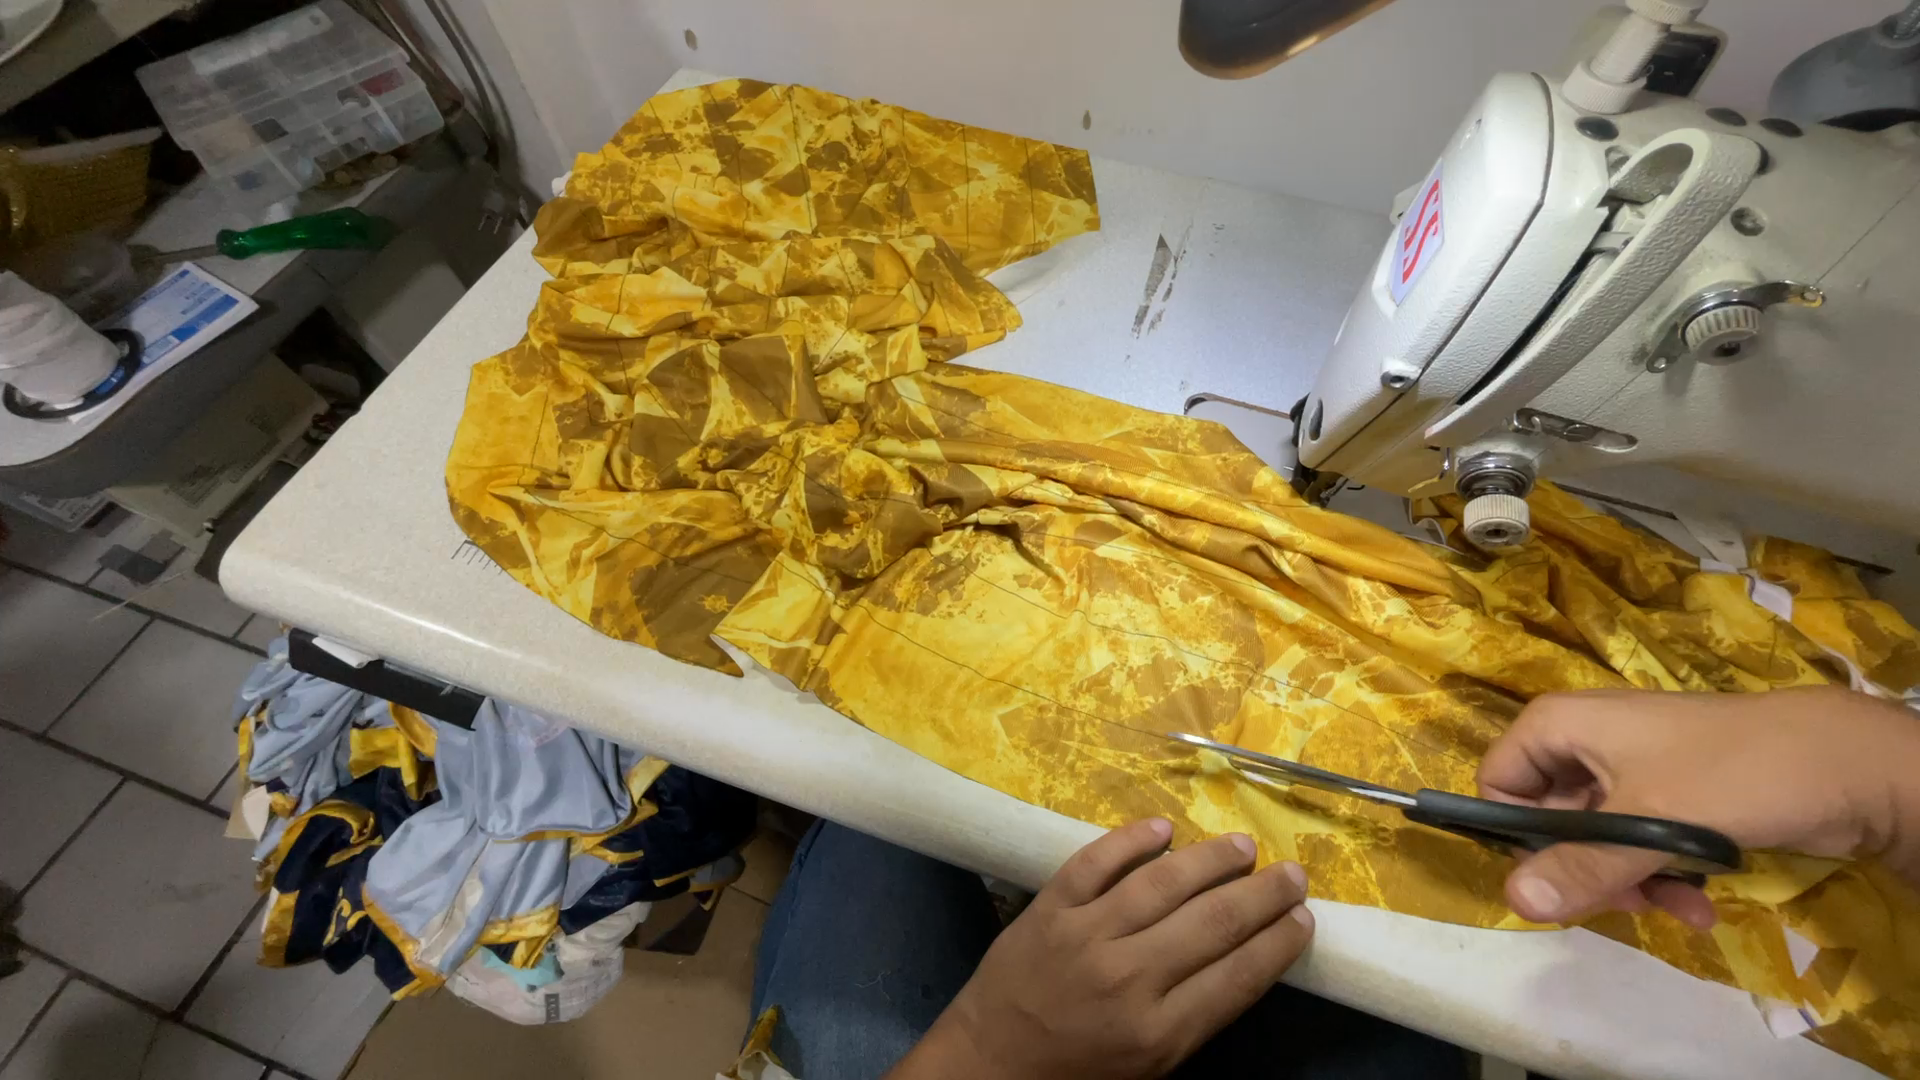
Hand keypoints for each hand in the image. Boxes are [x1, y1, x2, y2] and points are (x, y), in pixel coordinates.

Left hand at [886, 819, 1312, 1079]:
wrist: (989, 1062)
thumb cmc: (1076, 1072)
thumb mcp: (1148, 1066)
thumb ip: (1192, 1015)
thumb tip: (1238, 958)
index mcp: (1160, 1033)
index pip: (1237, 978)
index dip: (1277, 943)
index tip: (1304, 918)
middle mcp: (1129, 977)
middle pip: (1211, 924)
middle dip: (1260, 897)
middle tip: (1292, 873)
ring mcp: (1085, 933)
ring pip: (1160, 884)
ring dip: (1208, 860)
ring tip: (1243, 845)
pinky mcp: (1050, 905)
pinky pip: (1095, 862)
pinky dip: (1130, 840)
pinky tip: (1163, 827)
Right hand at [1478, 686, 1919, 928]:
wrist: (1855, 761)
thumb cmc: (1731, 771)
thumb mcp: (1651, 823)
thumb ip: (1581, 867)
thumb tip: (1515, 903)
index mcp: (1553, 726)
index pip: (1497, 784)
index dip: (1519, 836)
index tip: (1562, 880)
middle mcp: (1577, 739)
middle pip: (1547, 814)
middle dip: (1586, 867)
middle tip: (1629, 906)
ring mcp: (1622, 762)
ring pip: (1595, 831)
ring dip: (1628, 877)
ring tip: (1679, 906)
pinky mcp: (1663, 786)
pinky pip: (1634, 833)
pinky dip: (1657, 867)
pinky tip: (1698, 897)